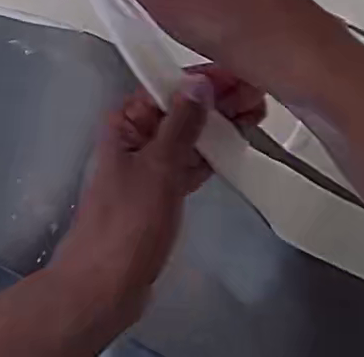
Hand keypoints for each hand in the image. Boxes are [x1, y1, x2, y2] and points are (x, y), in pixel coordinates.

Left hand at [48, 71, 265, 313]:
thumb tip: (200, 82)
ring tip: (256, 112)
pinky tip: (238, 142)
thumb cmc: (126, 224)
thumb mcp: (159, 167)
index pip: (171, 86)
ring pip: (192, 133)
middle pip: (184, 107)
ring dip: (222, 123)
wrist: (104, 289)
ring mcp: (151, 162)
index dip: (207, 78)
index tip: (242, 73)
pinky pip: (193, 159)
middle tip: (259, 94)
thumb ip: (182, 123)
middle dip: (220, 99)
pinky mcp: (162, 188)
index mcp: (128, 120)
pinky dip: (214, 151)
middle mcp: (138, 134)